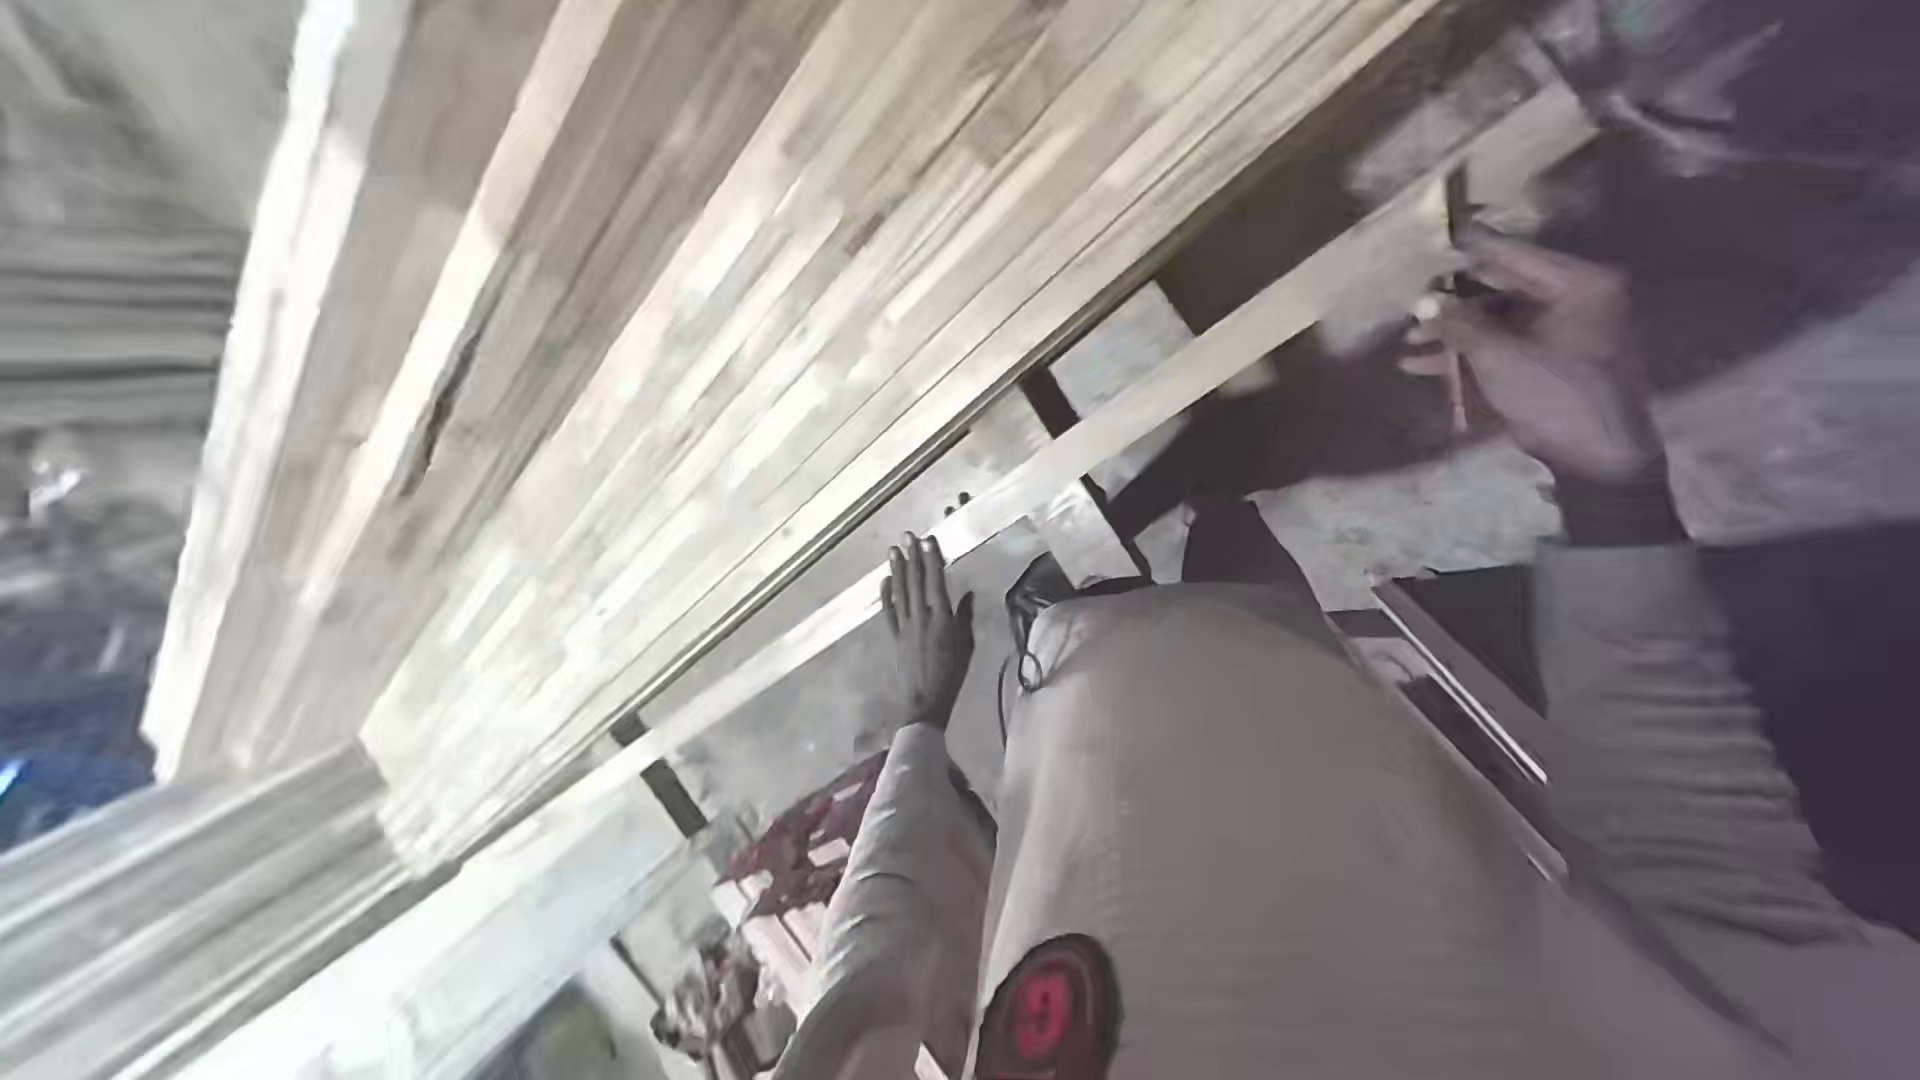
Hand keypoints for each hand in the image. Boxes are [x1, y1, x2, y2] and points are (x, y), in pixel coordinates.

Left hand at [879, 533, 974, 731]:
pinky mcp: (894, 636)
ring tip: (894, 550)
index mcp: (942, 618)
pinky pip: (889, 611)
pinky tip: (885, 580)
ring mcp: (905, 626)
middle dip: (912, 557)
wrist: (925, 701)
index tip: (928, 540)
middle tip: (907, 536)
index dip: (931, 559)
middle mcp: (921, 617)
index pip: (935, 581)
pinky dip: (886, 595)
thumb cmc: (952, 674)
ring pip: (901, 592)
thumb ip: (964, 618)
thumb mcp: (966, 645)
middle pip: (916, 581)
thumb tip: (967, 595)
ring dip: (897, 569)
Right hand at [1407, 229, 1661, 480]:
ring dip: (1452, 332)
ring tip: (1410, 342)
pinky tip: (1422, 365)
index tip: (1445, 235)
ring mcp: (1561, 331)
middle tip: (1413, 303)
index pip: (1519, 257)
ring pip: (1495, 321)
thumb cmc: (1554, 392)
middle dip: (1453, 302)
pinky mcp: (1546, 358)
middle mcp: (1575, 300)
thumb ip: (1458, 324)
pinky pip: (1499, 345)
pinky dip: (1464, 353)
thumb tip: (1421, 301)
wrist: (1592, 449)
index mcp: (1581, 286)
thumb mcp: (1499, 355)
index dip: (1477, 249)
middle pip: (1503, 289)